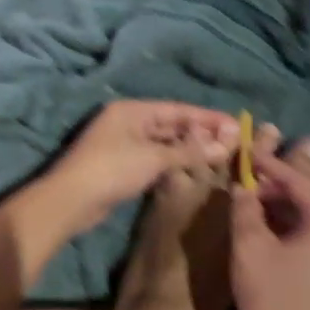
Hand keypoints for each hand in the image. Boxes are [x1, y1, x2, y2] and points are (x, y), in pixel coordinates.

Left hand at [42, 99, 238, 213]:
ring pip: (163, 142)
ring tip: (221, 157)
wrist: (71, 199)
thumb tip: (228, 142)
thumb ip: (190, 150)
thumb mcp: (154, 158)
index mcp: (131, 110)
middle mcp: (127, 122)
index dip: (208, 118)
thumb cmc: (111, 169)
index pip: (178, 109)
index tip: (238, 126)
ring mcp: (122, 143)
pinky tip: (193, 169)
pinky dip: (174, 161)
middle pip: (171, 124)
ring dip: (188, 149)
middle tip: (234, 144)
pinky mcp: (121, 165)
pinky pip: (154, 158)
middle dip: (200, 133)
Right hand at [229, 141, 309, 309]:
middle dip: (292, 180)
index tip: (247, 157)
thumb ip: (246, 208)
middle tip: (256, 182)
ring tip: (269, 204)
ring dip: (307, 202)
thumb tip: (244, 185)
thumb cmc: (274, 305)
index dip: (271, 165)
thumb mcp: (250, 249)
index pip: (302, 178)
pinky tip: (288, 233)